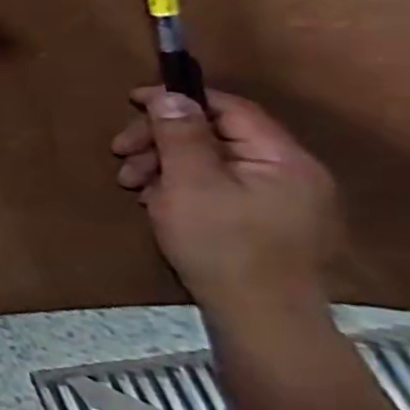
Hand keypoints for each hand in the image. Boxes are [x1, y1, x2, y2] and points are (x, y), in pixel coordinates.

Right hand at [112, 87, 342, 311]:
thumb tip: (170, 95)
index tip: (132, 101)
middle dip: (161, 139)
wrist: (258, 314)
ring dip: (163, 163)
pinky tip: (156, 201)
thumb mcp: (188, 184)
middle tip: (120, 154)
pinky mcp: (264, 219)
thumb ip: (181, 136)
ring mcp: (280, 198)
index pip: (230, 109)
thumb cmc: (221, 244)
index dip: (179, 100)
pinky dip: (180, 185)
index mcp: (282, 159)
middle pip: (215, 134)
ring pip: (211, 161)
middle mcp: (290, 172)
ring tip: (132, 184)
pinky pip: (216, 184)